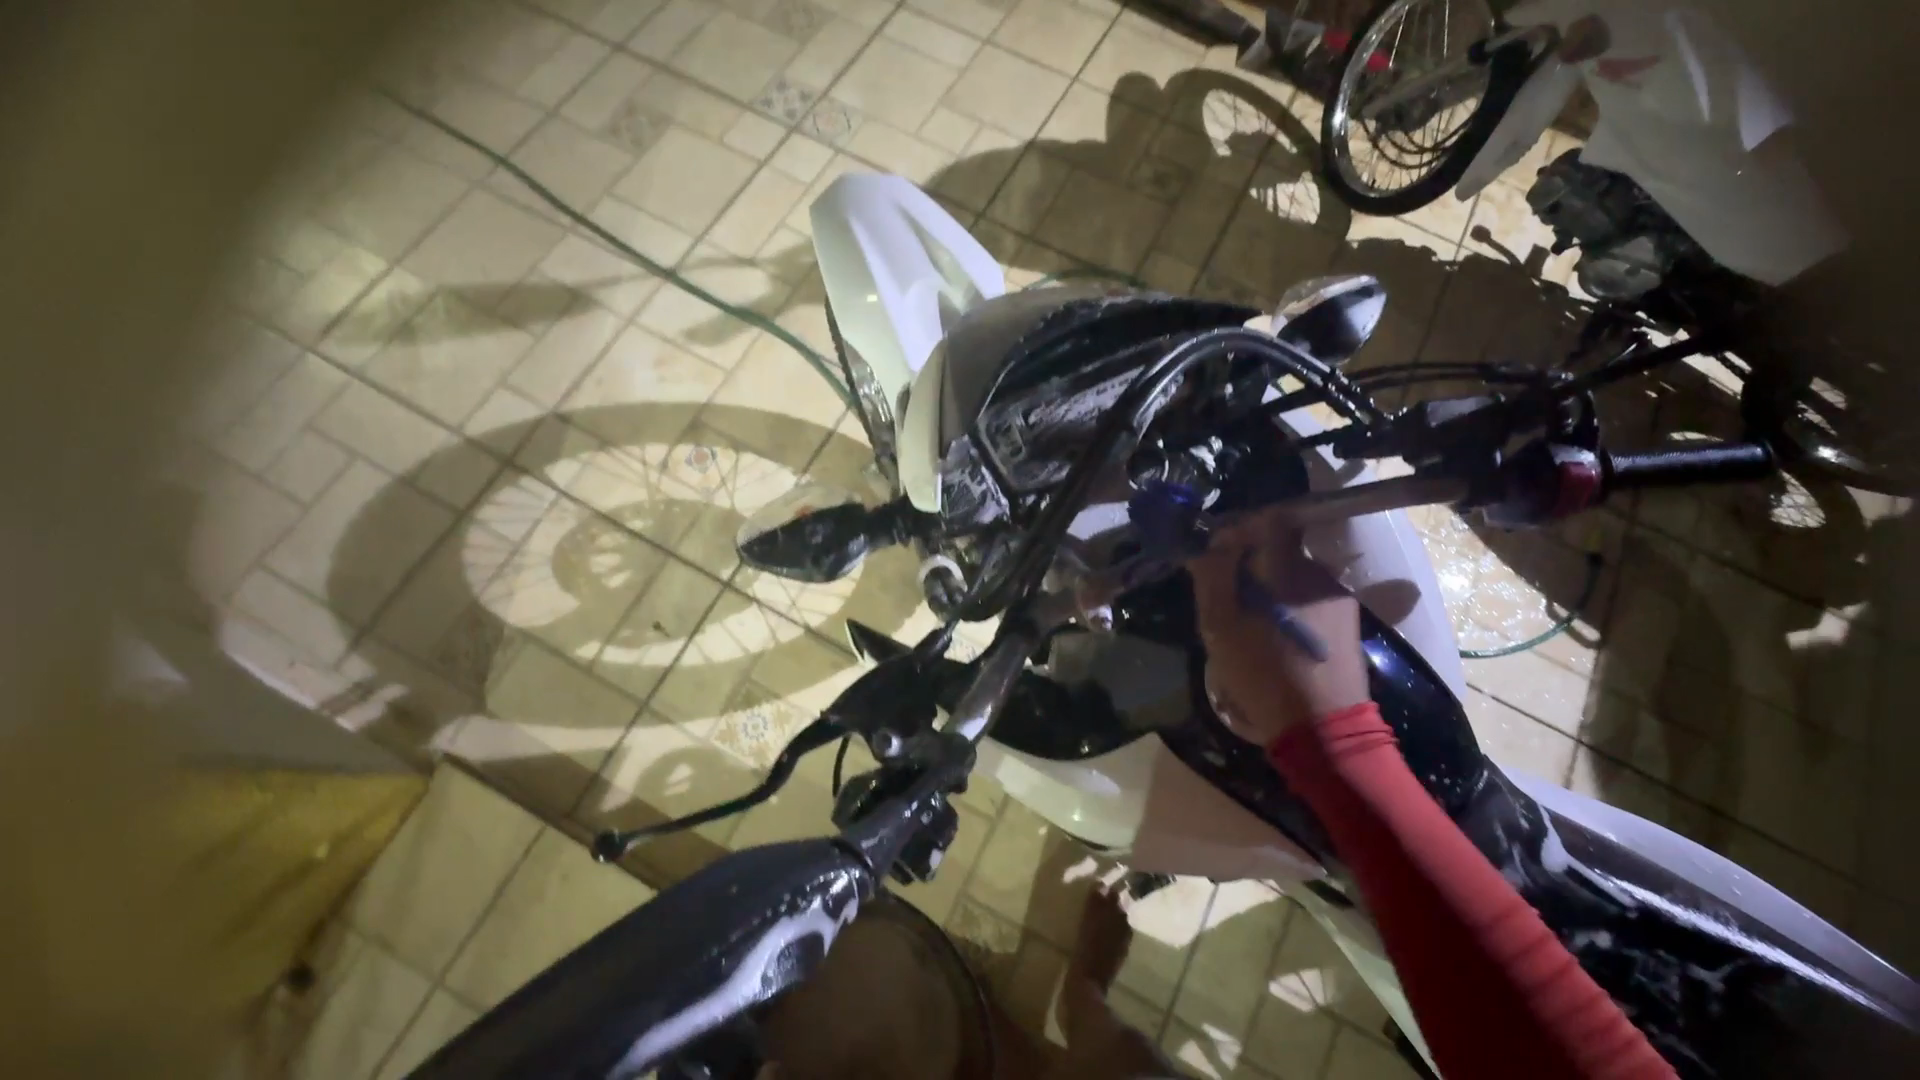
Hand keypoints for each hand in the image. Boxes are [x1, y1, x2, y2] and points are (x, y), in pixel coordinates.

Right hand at [1188, 515, 1369, 746]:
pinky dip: (1291, 607)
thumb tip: (1205, 545)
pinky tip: (1279, 639)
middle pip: (1280, 549)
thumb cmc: (1262, 674)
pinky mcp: (1348, 621)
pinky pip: (1311, 598)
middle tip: (1227, 595)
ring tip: (1252, 622)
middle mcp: (1317, 572)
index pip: (1269, 519)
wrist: (1323, 727)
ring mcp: (1338, 596)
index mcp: (1285, 568)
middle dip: (1251, 564)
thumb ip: (1212, 576)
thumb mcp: (1220, 627)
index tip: (1219, 554)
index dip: (1241, 529)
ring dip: (1272, 588)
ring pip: (1294, 575)